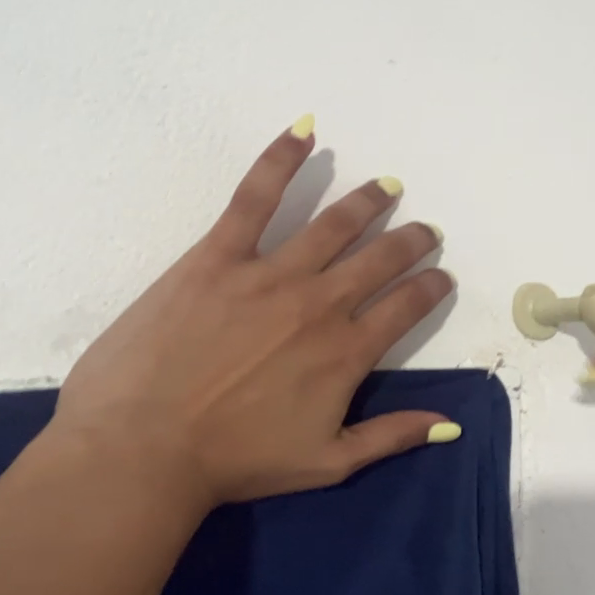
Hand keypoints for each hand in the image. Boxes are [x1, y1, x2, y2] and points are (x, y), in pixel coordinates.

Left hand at [51, 119, 455, 507]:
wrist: (142, 448)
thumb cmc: (238, 461)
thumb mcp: (329, 462)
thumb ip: (394, 436)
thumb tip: (452, 427)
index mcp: (348, 352)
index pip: (408, 305)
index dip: (433, 287)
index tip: (442, 278)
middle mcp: (320, 304)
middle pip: (380, 258)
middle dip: (412, 241)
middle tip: (425, 231)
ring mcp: (268, 274)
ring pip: (333, 224)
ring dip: (368, 202)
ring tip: (388, 186)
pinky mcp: (216, 257)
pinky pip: (254, 198)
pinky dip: (281, 161)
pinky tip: (304, 133)